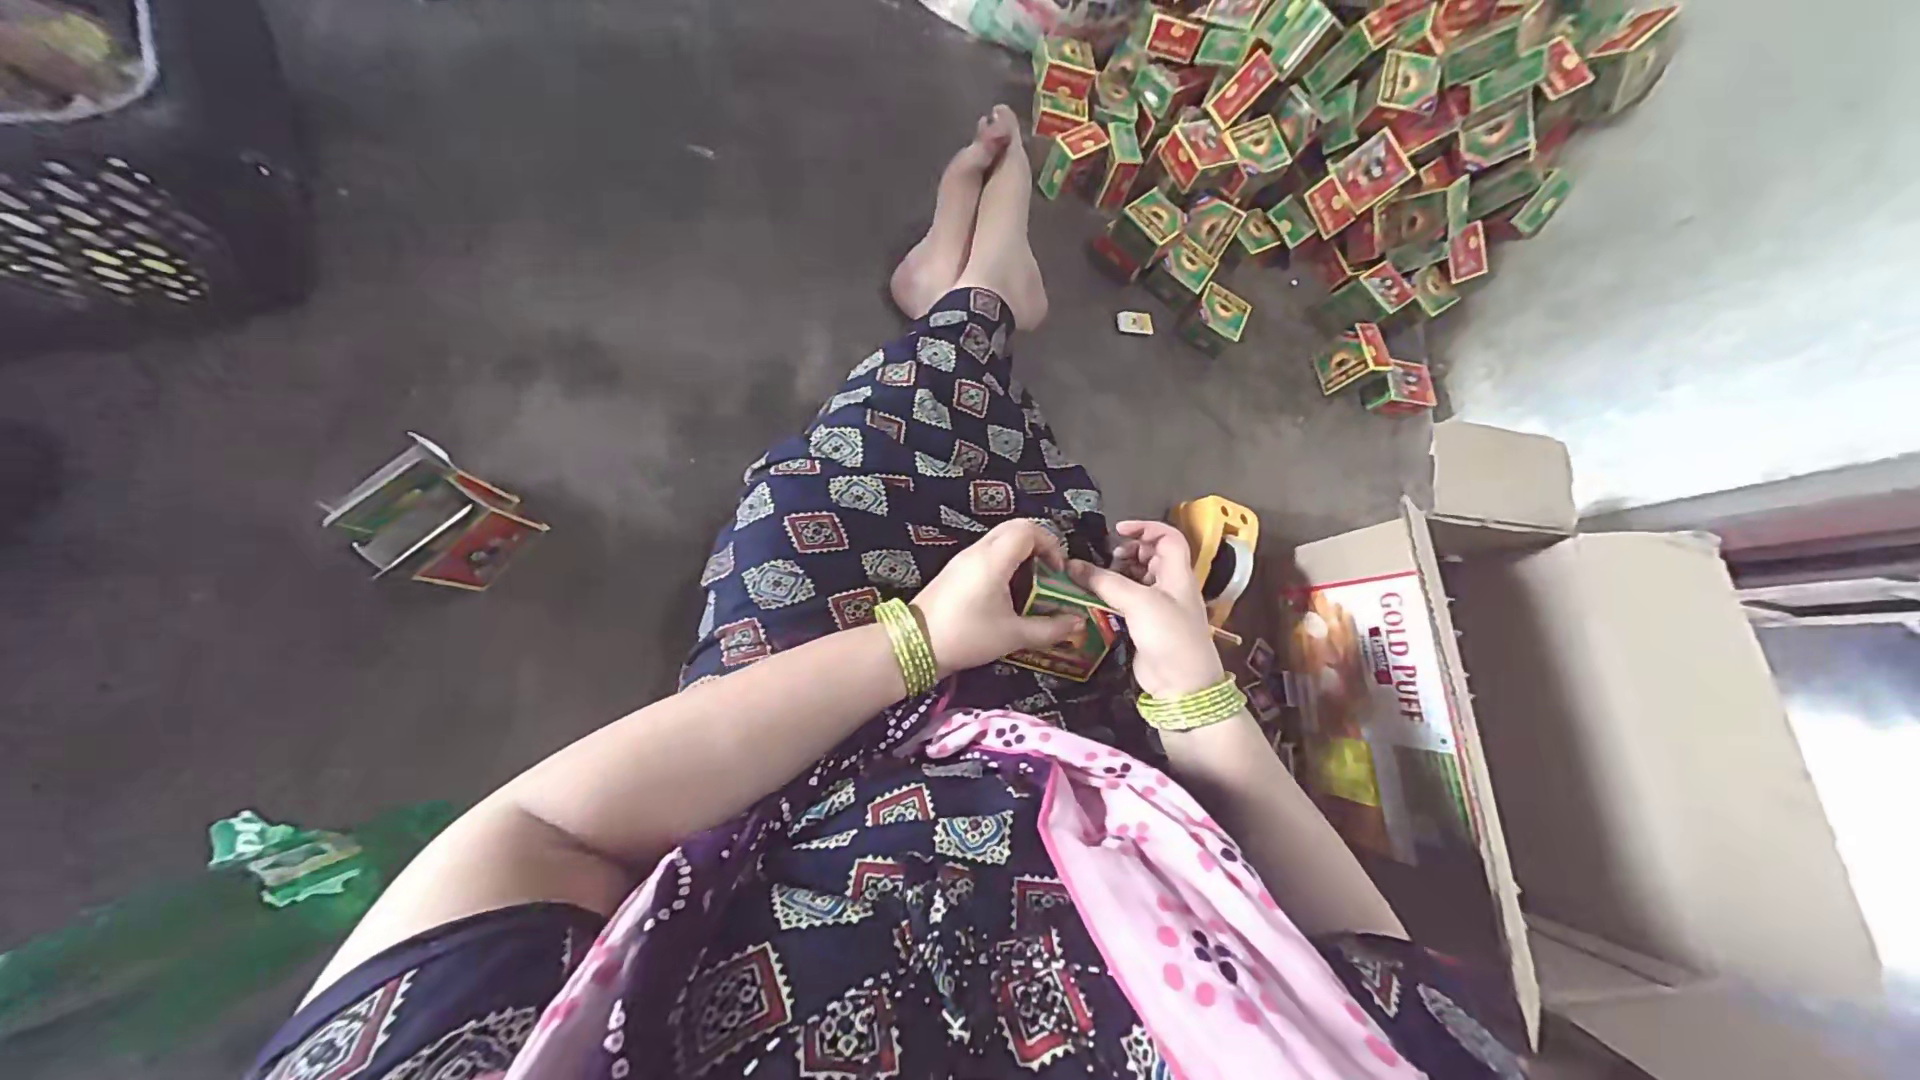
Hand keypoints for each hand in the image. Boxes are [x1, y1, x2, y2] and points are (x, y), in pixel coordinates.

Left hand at [913, 519, 1079, 676]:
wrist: (915, 643)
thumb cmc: (967, 636)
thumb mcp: (1013, 636)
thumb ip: (1049, 628)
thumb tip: (1078, 624)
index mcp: (994, 559)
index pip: (1028, 529)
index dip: (1050, 544)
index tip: (1056, 571)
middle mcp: (978, 551)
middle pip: (1014, 528)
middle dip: (1038, 544)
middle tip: (1048, 573)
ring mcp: (963, 559)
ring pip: (999, 540)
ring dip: (1020, 553)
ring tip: (1031, 584)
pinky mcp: (954, 570)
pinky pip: (986, 553)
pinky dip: (1004, 562)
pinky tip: (1007, 592)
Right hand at [1067, 520, 1224, 697]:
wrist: (1182, 684)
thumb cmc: (1169, 635)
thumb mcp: (1138, 602)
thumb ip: (1104, 582)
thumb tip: (1072, 565)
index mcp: (1177, 573)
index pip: (1167, 536)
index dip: (1145, 527)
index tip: (1118, 530)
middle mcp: (1170, 585)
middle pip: (1151, 555)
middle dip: (1128, 551)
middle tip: (1107, 559)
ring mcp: (1159, 606)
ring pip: (1138, 578)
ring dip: (1118, 573)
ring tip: (1098, 578)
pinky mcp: (1146, 624)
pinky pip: (1129, 600)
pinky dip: (1113, 594)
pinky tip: (1097, 598)